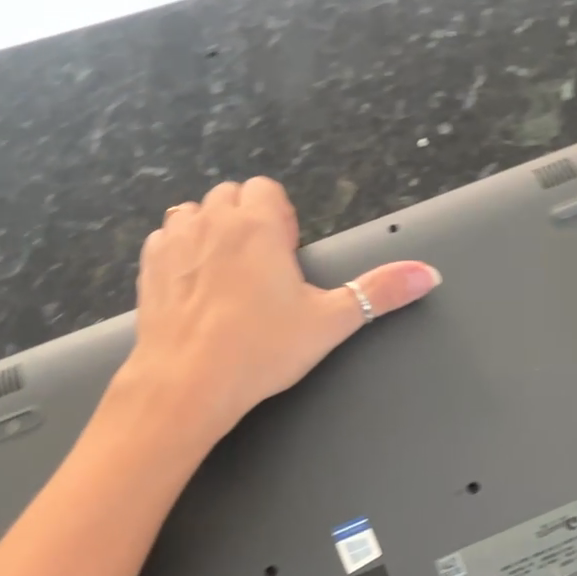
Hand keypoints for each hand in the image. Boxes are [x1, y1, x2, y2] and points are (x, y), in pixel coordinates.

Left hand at [117, 177, 441, 432]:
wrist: (188, 383)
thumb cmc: (260, 351)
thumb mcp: (331, 322)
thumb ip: (379, 292)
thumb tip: (427, 274)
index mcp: (257, 224)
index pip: (268, 191)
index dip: (280, 224)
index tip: (283, 262)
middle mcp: (211, 219)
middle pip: (231, 198)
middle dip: (247, 226)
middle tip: (261, 279)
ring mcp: (174, 239)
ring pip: (196, 214)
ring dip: (212, 235)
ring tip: (228, 284)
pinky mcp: (148, 264)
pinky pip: (167, 239)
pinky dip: (183, 255)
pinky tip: (198, 293)